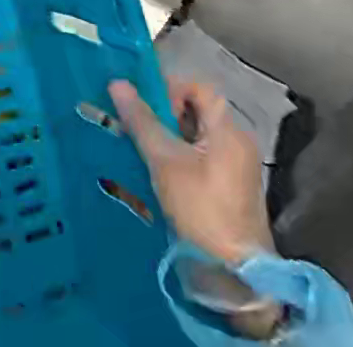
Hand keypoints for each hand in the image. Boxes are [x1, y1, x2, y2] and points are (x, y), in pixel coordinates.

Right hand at [109, 79, 273, 267]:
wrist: (234, 270)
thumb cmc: (201, 207)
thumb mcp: (164, 160)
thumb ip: (141, 120)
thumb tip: (117, 82)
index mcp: (229, 131)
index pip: (199, 88)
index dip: (169, 87)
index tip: (143, 102)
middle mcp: (235, 142)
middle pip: (195, 109)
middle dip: (160, 110)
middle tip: (132, 120)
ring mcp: (232, 164)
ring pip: (192, 132)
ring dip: (163, 132)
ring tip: (134, 139)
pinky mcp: (224, 183)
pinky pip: (195, 152)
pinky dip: (172, 151)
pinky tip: (150, 162)